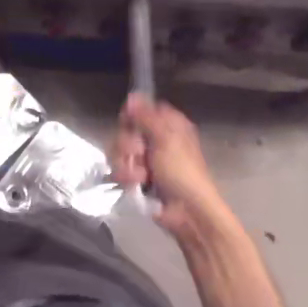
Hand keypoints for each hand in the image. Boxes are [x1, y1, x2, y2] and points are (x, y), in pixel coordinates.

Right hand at [112, 94, 227, 238]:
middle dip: (127, 145)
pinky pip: (121, 170)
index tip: (129, 124)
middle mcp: (156, 139)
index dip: (132, 117)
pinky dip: (128, 178)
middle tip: (139, 155)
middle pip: (126, 131)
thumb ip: (146, 117)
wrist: (187, 210)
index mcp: (169, 125)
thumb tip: (132, 96)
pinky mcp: (138, 178)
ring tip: (141, 177)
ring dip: (127, 165)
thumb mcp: (166, 139)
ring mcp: (146, 160)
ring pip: (120, 152)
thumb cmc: (182, 172)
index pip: (141, 110)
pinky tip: (138, 185)